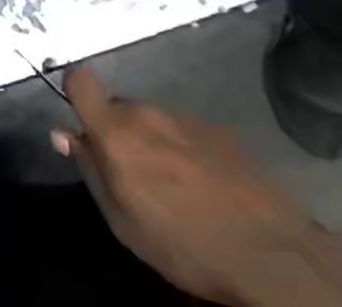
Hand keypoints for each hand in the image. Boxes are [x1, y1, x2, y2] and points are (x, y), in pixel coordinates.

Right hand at [51, 69, 326, 306]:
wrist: (278, 260)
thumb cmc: (185, 244)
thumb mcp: (123, 220)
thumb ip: (90, 169)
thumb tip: (63, 134)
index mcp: (115, 131)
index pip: (80, 81)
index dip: (75, 90)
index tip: (81, 117)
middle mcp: (148, 114)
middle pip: (120, 107)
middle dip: (120, 131)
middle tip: (133, 172)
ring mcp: (189, 121)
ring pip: (156, 121)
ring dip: (156, 142)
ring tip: (176, 185)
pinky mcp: (225, 135)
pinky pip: (190, 134)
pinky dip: (189, 152)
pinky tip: (208, 187)